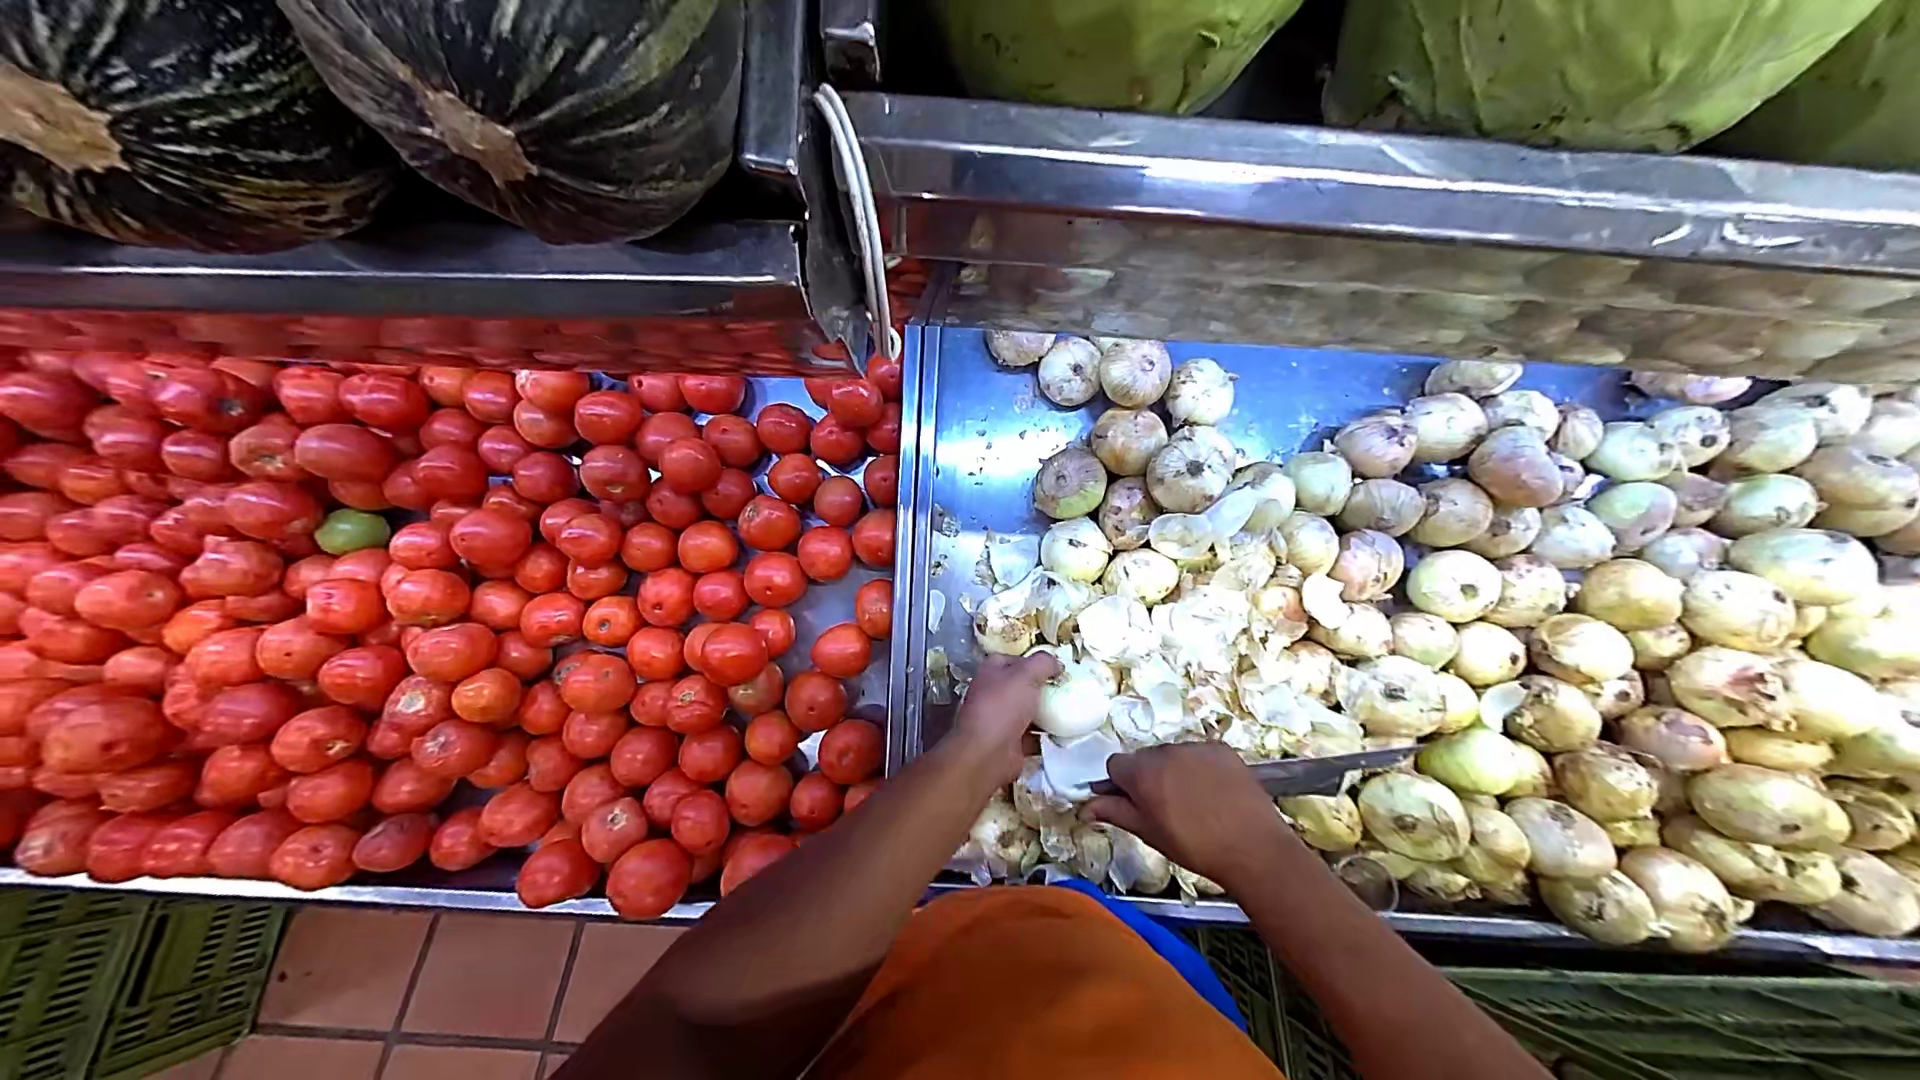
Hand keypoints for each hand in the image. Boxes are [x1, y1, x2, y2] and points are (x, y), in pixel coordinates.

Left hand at [944, 652, 1058, 786]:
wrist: (988, 753)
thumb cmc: (1003, 706)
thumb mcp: (1025, 674)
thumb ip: (1042, 663)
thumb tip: (1057, 663)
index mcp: (991, 672)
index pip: (1013, 660)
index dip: (1033, 662)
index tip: (1055, 668)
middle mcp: (993, 694)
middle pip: (1022, 686)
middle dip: (1043, 687)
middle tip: (1066, 689)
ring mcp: (1001, 719)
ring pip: (1028, 711)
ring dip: (1047, 712)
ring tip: (1071, 709)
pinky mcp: (1011, 743)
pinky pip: (1033, 735)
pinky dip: (1047, 735)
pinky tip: (1065, 733)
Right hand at [1083, 742, 1300, 888]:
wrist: (1253, 848)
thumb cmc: (1195, 846)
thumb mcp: (1149, 833)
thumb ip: (1114, 813)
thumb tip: (1085, 807)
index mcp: (1141, 772)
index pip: (1115, 765)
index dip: (1121, 785)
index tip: (1135, 804)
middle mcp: (1165, 751)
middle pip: (1144, 758)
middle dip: (1148, 778)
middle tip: (1165, 808)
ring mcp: (1195, 747)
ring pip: (1171, 755)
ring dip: (1174, 772)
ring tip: (1194, 803)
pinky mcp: (1220, 749)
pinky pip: (1199, 753)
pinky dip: (1200, 768)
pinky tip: (1213, 792)